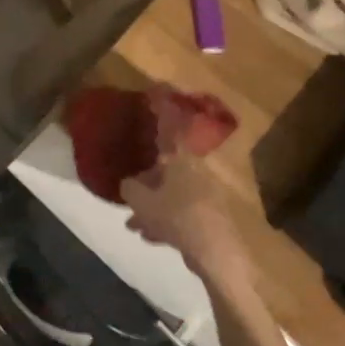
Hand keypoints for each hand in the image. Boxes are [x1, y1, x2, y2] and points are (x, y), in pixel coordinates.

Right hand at [121, 91, 249, 280]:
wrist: (217, 255)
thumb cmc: (178, 217)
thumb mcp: (142, 201)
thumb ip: (130, 188)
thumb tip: (127, 183)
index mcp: (181, 160)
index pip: (170, 127)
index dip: (162, 109)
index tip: (157, 90)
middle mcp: (195, 171)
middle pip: (168, 165)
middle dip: (148, 174)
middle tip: (132, 181)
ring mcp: (204, 194)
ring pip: (171, 191)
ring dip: (152, 203)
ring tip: (133, 222)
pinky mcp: (207, 217)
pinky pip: (179, 210)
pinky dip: (163, 218)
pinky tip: (148, 235)